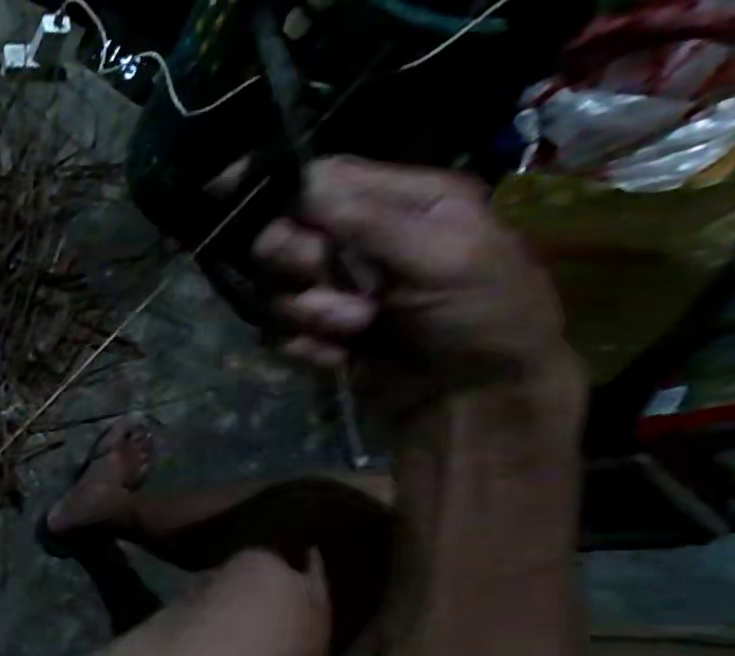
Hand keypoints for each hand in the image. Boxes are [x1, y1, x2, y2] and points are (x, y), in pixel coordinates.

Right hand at [252, 156, 581, 415]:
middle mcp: (357, 243)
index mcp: (402, 204)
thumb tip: (306, 183)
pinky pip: (275, 332)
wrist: (473, 396)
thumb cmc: (483, 314)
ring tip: (353, 329)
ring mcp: (330, 290)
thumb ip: (371, 221)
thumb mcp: (444, 256)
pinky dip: (302, 345)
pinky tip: (337, 356)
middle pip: (281, 234)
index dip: (283, 191)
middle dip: (292, 260)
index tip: (251, 205)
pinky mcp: (312, 332)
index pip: (323, 180)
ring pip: (272, 289)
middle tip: (315, 275)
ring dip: (306, 312)